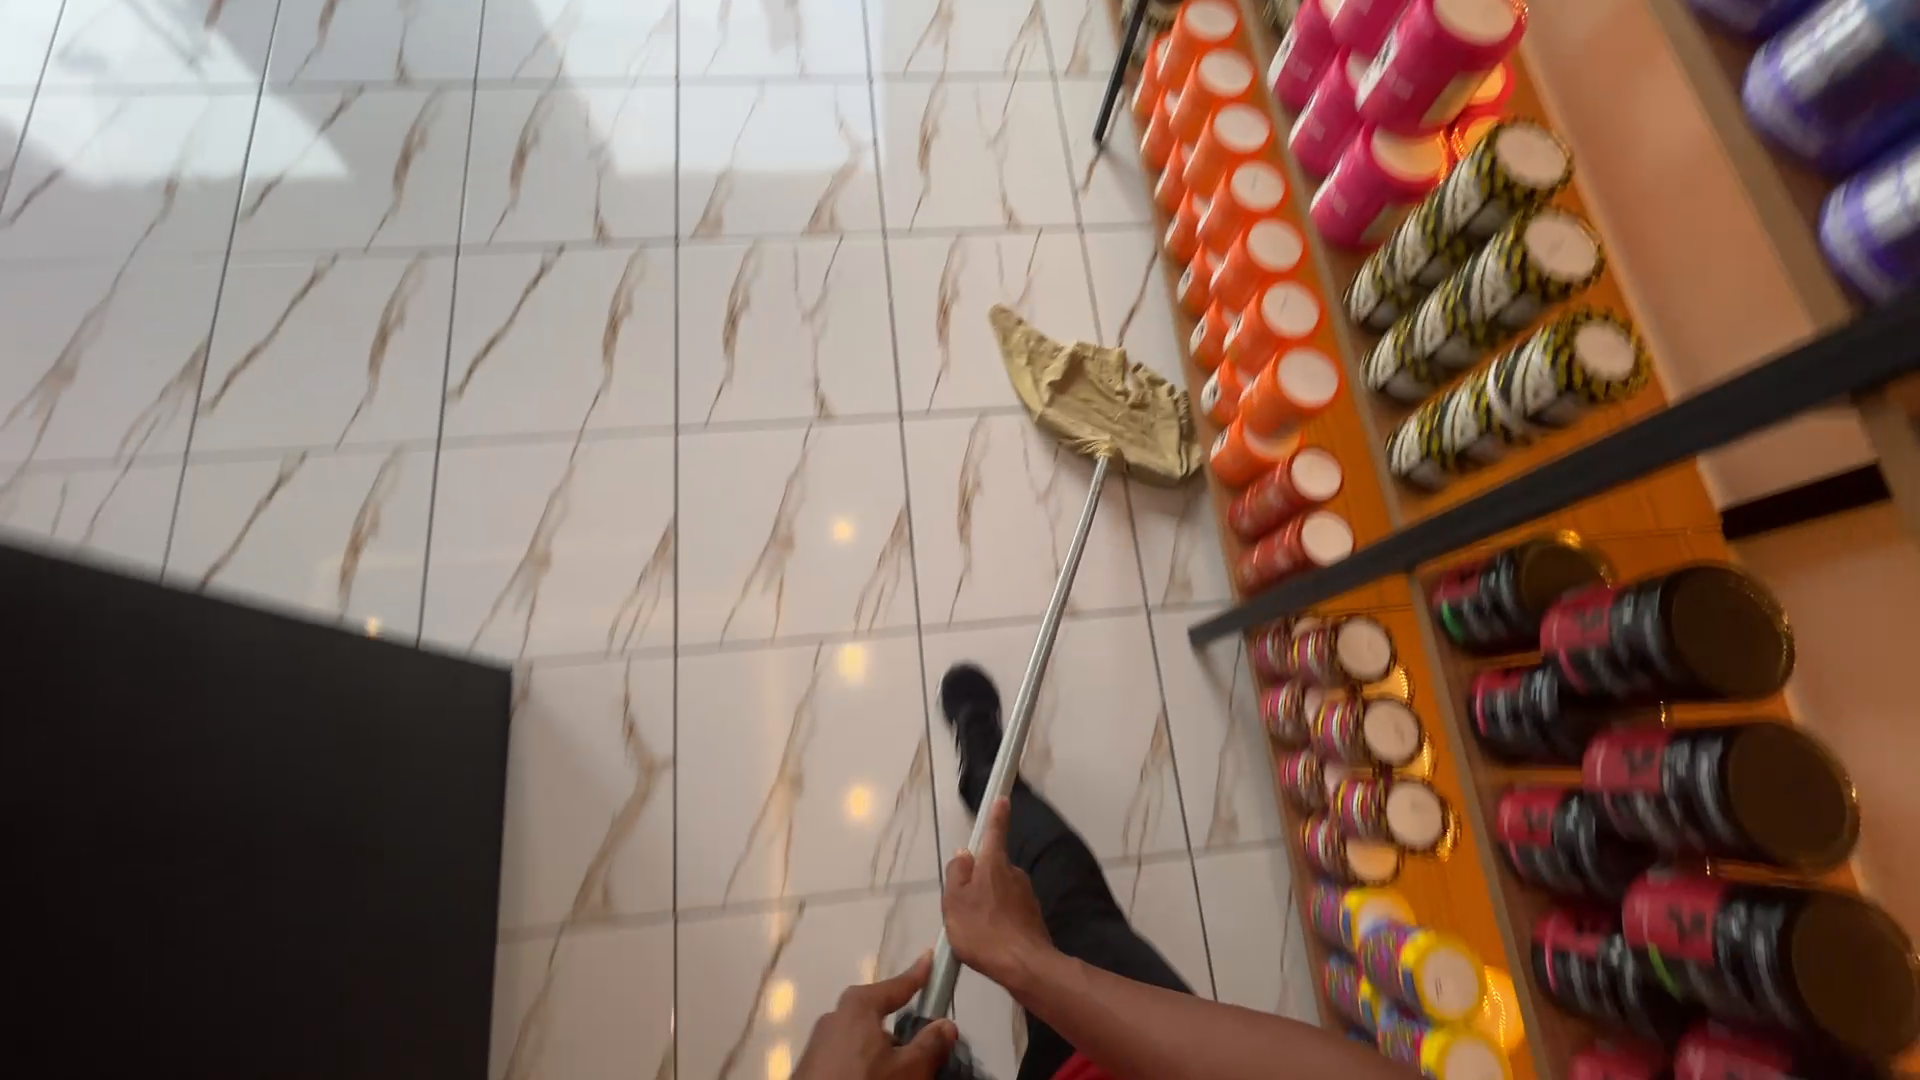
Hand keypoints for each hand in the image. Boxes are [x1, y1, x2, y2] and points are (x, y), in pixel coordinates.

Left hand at [793, 953, 957, 1079]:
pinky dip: (862, 1060)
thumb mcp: (905, 1071)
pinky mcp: (811, 1063)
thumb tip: (947, 1025)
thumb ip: (929, 1046)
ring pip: (861, 1035)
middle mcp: (836, 1014)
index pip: (898, 985)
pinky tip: (870, 1074)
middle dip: (899, 1022)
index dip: (918, 974)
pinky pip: (846, 1052)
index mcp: (859, 1005)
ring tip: (894, 1068)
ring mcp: (820, 1039)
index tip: (929, 956)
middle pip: (878, 1011)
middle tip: (917, 1037)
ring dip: (879, 1047)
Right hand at [942, 797, 1054, 989]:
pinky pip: (1010, 910)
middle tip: (966, 907)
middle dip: (981, 879)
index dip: (997, 815)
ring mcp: (1027, 895)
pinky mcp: (1033, 916)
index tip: (1003, 798)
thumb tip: (963, 854)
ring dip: (990, 902)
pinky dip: (1001, 919)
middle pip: (993, 867)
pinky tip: (993, 940)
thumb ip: (956, 875)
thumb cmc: (982, 931)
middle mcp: (1014, 873)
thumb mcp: (954, 903)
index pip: (995, 831)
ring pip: (1002, 890)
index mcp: (993, 864)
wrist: (1024, 967)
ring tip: (978, 931)